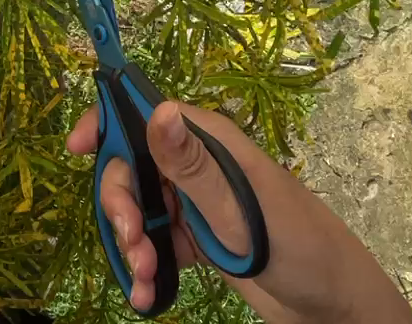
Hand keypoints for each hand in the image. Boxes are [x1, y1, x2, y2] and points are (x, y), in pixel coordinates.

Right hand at [68, 101, 411, 323]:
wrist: (334, 309)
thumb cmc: (293, 244)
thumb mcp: (236, 207)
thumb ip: (191, 162)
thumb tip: (157, 108)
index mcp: (204, 138)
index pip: (141, 112)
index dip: (105, 124)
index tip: (77, 149)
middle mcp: (193, 161)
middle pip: (131, 166)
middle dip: (120, 203)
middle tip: (129, 240)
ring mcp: (193, 199)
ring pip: (139, 206)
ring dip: (130, 239)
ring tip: (142, 275)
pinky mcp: (196, 235)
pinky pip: (155, 240)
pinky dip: (145, 264)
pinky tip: (146, 292)